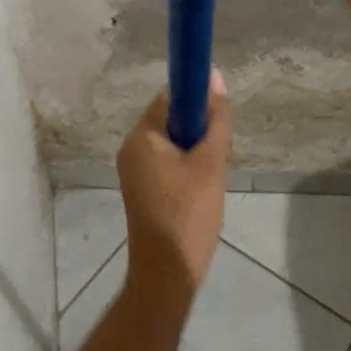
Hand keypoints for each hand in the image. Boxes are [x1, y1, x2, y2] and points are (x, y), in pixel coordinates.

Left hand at [115, 71, 231, 307]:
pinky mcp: (142, 191)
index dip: (197, 100)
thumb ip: (215, 119)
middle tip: (219, 154)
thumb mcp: (210, 163)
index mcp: (141, 137)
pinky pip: (168, 164)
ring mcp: (134, 172)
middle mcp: (131, 149)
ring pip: (173, 144)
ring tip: (212, 176)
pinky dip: (187, 168)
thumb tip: (215, 75)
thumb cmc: (189, 215)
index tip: (220, 113)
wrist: (168, 275)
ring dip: (196, 151)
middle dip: (199, 130)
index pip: (170, 98)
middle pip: (171, 120)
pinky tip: (203, 190)